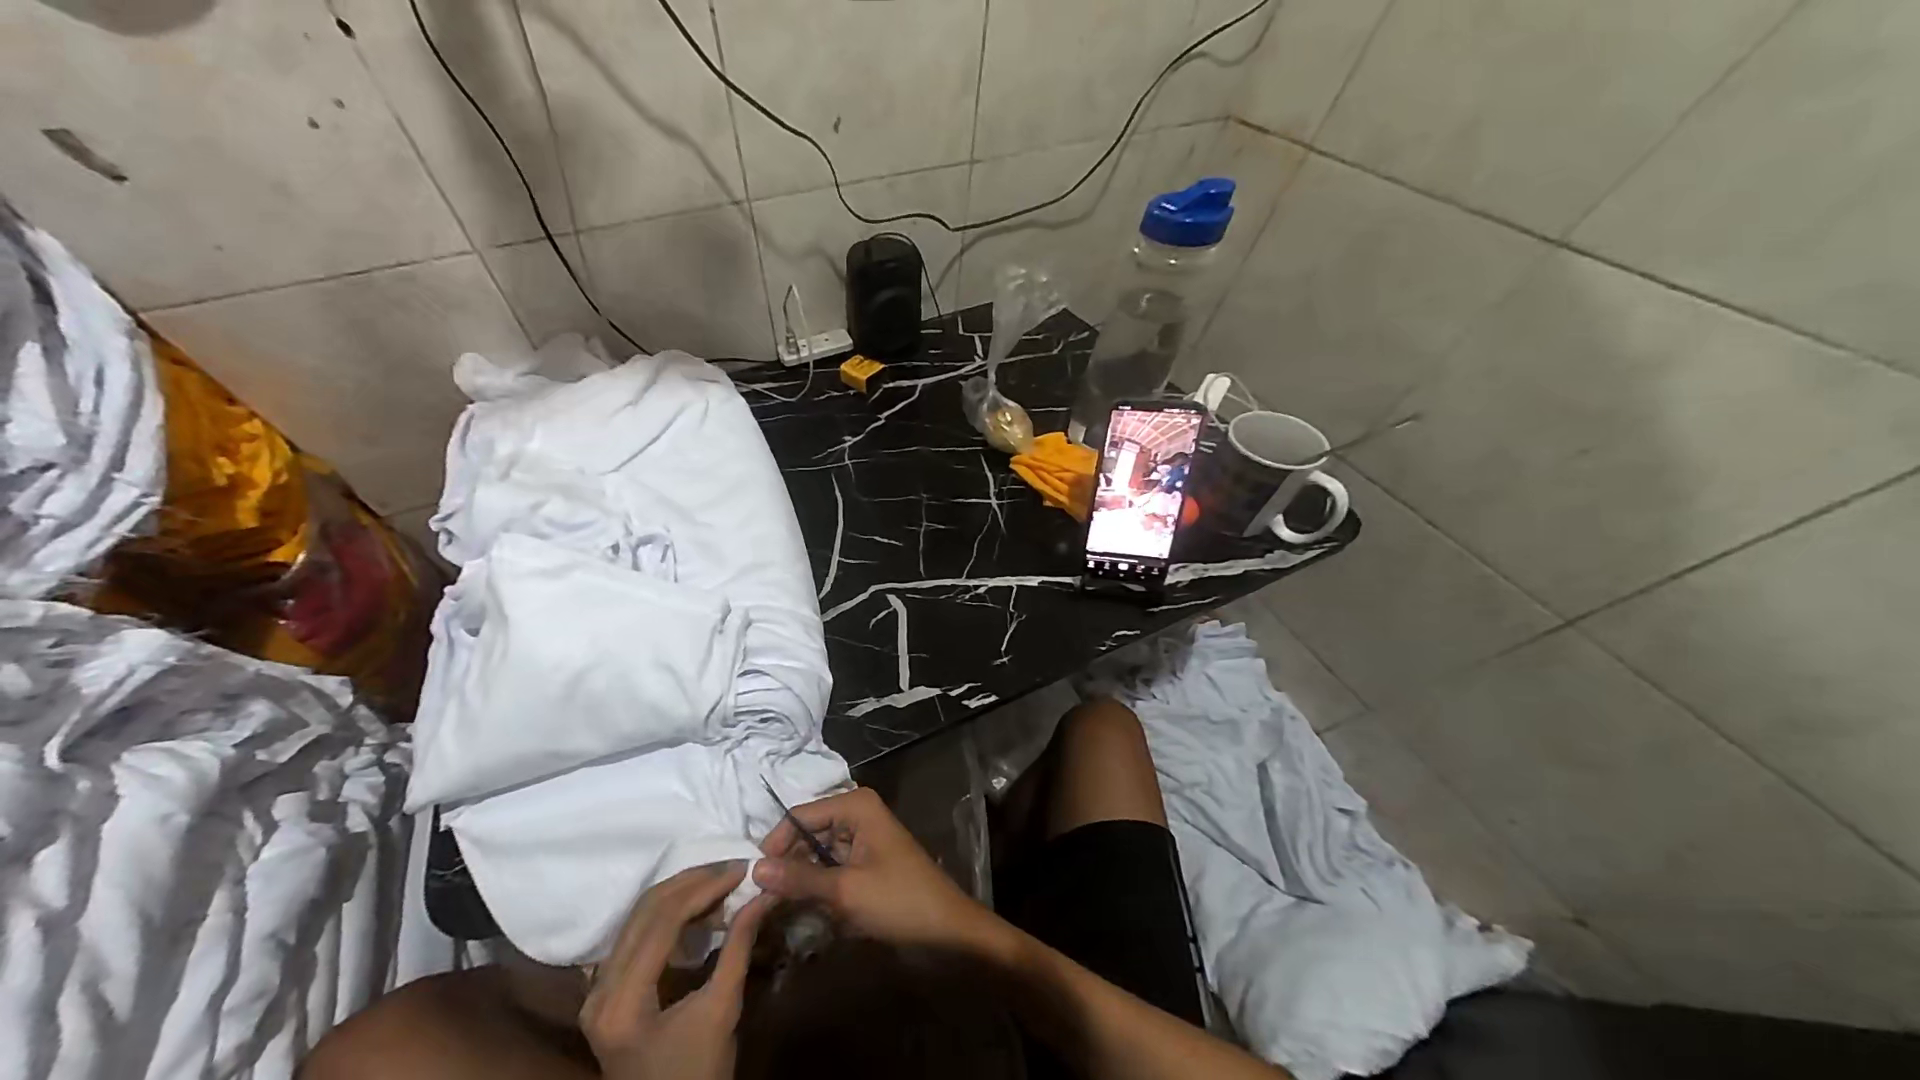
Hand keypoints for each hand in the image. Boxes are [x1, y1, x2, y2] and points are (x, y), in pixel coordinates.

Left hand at [580, 862, 773, 1079]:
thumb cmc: (698, 1075)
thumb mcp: (723, 1009)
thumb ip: (739, 946)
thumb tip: (764, 894)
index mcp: (621, 1000)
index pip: (663, 920)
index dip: (705, 886)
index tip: (742, 869)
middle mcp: (599, 989)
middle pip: (645, 911)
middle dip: (693, 882)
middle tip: (734, 869)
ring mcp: (597, 990)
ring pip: (638, 917)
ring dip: (682, 893)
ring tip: (722, 884)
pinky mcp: (607, 991)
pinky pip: (636, 935)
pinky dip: (669, 913)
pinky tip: (700, 908)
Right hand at [753, 787, 1009, 958]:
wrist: (946, 927)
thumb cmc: (898, 901)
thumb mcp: (845, 891)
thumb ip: (799, 879)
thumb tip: (754, 869)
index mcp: (855, 806)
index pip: (798, 816)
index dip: (774, 845)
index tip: (752, 879)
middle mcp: (856, 813)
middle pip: (806, 834)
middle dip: (786, 865)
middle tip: (760, 899)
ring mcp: (861, 837)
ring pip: (815, 854)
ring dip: (801, 880)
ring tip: (778, 908)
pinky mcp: (864, 862)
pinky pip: (830, 868)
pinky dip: (818, 888)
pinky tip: (806, 910)